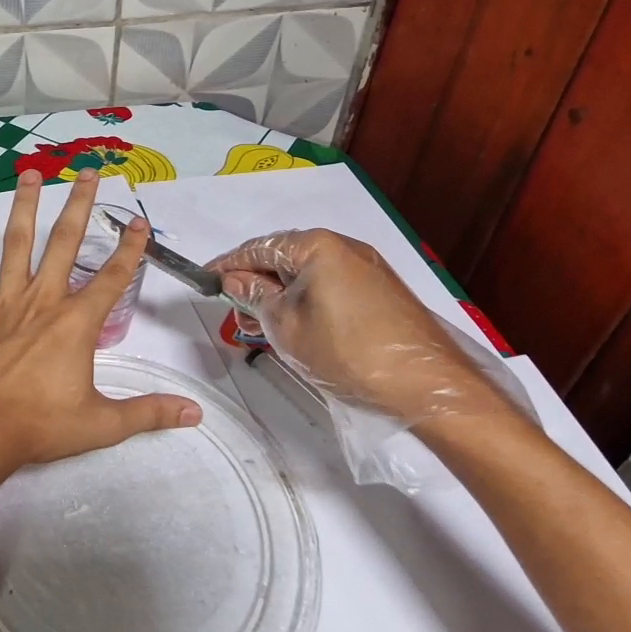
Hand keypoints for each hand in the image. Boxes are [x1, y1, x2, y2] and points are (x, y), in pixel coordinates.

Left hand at [0, 168, 202, 469]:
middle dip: (80, 205)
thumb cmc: (41, 424)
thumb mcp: (102, 424)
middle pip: (66, 242)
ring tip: (32, 172)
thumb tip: (194, 412)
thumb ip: (148, 412)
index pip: (113, 277)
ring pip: (19, 241)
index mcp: (77, 323)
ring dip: (26, 204)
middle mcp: (45, 299)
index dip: (130, 248)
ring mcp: (7, 298)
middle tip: (89, 172)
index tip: (140, 221)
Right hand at [207, 229, 514, 423]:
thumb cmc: (346, 352)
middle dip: (255, 284)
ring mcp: (366, 267)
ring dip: (281, 296)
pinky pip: (330, 285)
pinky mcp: (381, 290)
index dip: (227, 266)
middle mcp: (343, 246)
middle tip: (238, 316)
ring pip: (307, 274)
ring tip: (266, 328)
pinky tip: (299, 328)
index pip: (256, 248)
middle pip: (283, 258)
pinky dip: (307, 301)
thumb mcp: (285, 326)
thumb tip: (235, 279)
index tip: (203, 281)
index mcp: (316, 245)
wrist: (427, 385)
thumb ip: (253, 296)